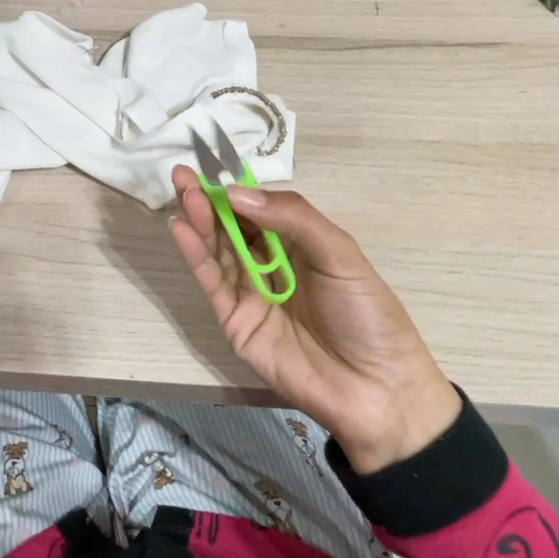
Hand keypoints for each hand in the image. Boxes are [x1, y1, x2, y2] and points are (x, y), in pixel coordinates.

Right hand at [167, 166, 460, 473]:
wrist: (376, 390)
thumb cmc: (367, 315)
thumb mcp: (340, 254)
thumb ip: (292, 219)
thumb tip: (237, 194)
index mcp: (299, 246)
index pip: (259, 209)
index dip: (237, 189)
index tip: (212, 167)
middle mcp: (270, 265)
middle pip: (232, 227)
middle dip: (208, 200)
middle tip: (184, 175)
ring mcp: (250, 293)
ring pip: (217, 250)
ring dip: (199, 221)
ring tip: (184, 194)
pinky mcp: (235, 321)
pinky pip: (212, 282)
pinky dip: (195, 255)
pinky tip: (182, 229)